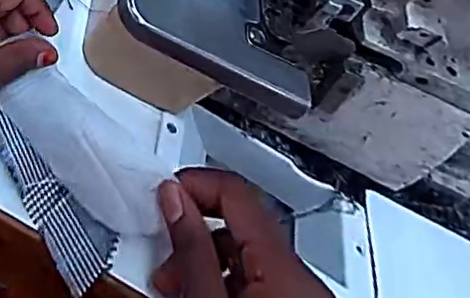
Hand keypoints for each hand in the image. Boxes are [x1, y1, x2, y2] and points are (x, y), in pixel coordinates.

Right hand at [153, 169, 329, 297]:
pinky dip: (229, 282)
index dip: (193, 183)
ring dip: (208, 261)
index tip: (163, 195)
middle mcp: (305, 280)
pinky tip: (206, 296)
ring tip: (179, 286)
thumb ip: (191, 246)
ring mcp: (306, 297)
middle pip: (239, 224)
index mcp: (286, 268)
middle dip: (194, 232)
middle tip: (167, 257)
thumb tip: (173, 195)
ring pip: (248, 256)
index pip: (235, 190)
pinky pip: (263, 282)